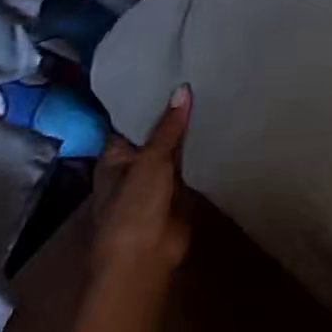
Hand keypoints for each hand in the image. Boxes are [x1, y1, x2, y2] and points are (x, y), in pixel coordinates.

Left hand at [91, 84, 192, 281]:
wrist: (144, 260)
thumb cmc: (134, 207)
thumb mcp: (151, 161)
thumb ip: (169, 127)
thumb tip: (183, 88)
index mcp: (115, 154)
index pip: (132, 118)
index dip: (149, 98)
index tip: (170, 70)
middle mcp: (133, 164)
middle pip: (154, 133)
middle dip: (172, 114)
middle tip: (198, 76)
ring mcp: (155, 180)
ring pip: (173, 150)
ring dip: (187, 134)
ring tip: (211, 93)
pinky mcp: (177, 194)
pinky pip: (188, 167)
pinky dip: (199, 153)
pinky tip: (217, 128)